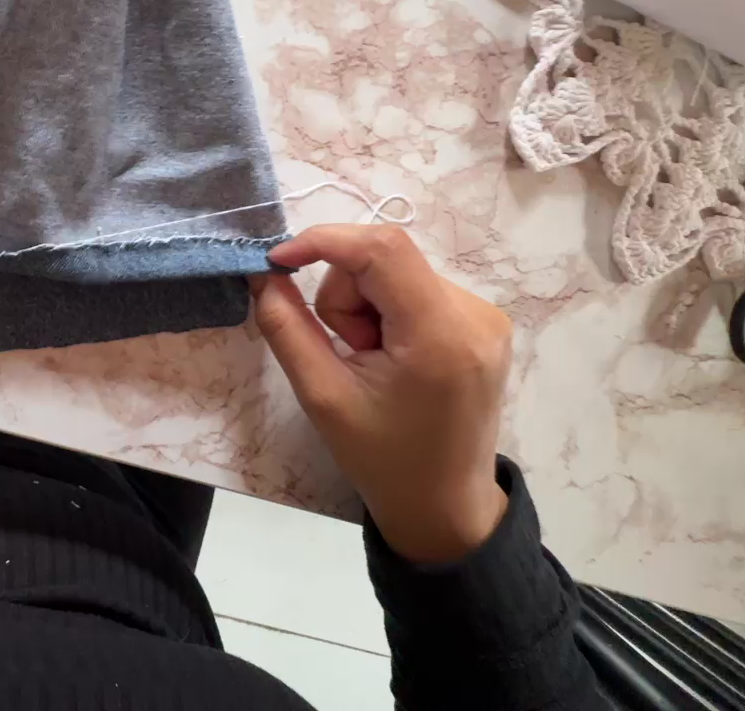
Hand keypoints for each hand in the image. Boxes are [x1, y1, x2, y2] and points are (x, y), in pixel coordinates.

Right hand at [252, 225, 512, 564]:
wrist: (442, 503)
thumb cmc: (381, 455)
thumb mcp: (319, 393)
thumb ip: (285, 325)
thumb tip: (261, 272)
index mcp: (440, 336)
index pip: (381, 250)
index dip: (322, 241)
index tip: (277, 261)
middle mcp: (473, 314)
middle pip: (378, 262)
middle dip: (343, 298)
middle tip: (346, 352)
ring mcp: (482, 315)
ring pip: (389, 273)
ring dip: (360, 308)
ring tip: (369, 361)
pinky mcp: (478, 320)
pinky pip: (407, 287)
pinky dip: (382, 311)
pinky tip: (389, 356)